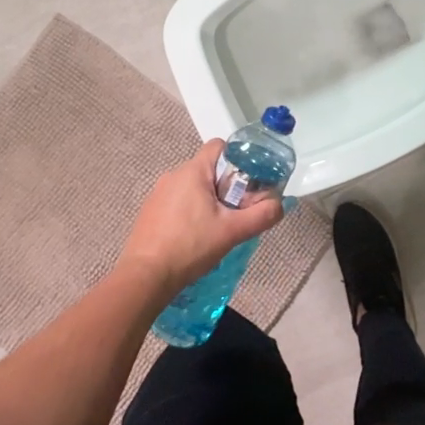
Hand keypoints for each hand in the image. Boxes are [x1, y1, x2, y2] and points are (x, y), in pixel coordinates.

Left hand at [119, 141, 283, 294]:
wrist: (145, 278)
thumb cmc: (190, 247)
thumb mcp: (232, 232)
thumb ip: (262, 215)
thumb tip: (280, 205)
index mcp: (193, 171)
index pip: (220, 146)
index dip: (238, 160)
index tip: (247, 184)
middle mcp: (173, 175)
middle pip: (209, 169)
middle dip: (226, 186)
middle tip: (235, 211)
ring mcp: (158, 193)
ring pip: (193, 186)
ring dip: (208, 200)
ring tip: (216, 228)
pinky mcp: (150, 211)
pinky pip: (178, 201)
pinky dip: (190, 212)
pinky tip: (194, 237)